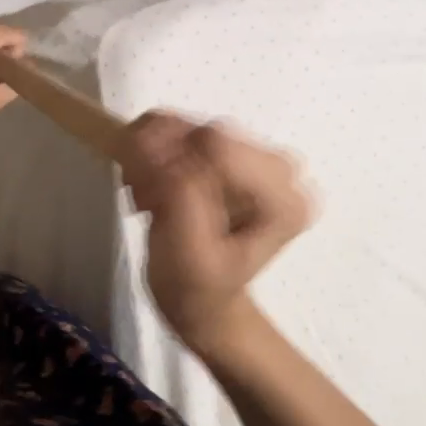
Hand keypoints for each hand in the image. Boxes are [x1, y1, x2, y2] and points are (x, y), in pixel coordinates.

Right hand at [119, 112, 312, 349]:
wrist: (200, 300)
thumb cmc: (196, 287)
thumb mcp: (188, 252)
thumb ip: (180, 195)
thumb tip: (155, 142)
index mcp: (284, 199)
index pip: (218, 148)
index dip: (171, 163)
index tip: (145, 199)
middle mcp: (279, 169)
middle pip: (202, 133)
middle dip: (159, 161)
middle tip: (142, 199)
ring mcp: (253, 156)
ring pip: (184, 126)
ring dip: (150, 156)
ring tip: (144, 195)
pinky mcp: (226, 149)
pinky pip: (176, 126)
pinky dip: (150, 149)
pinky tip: (149, 181)